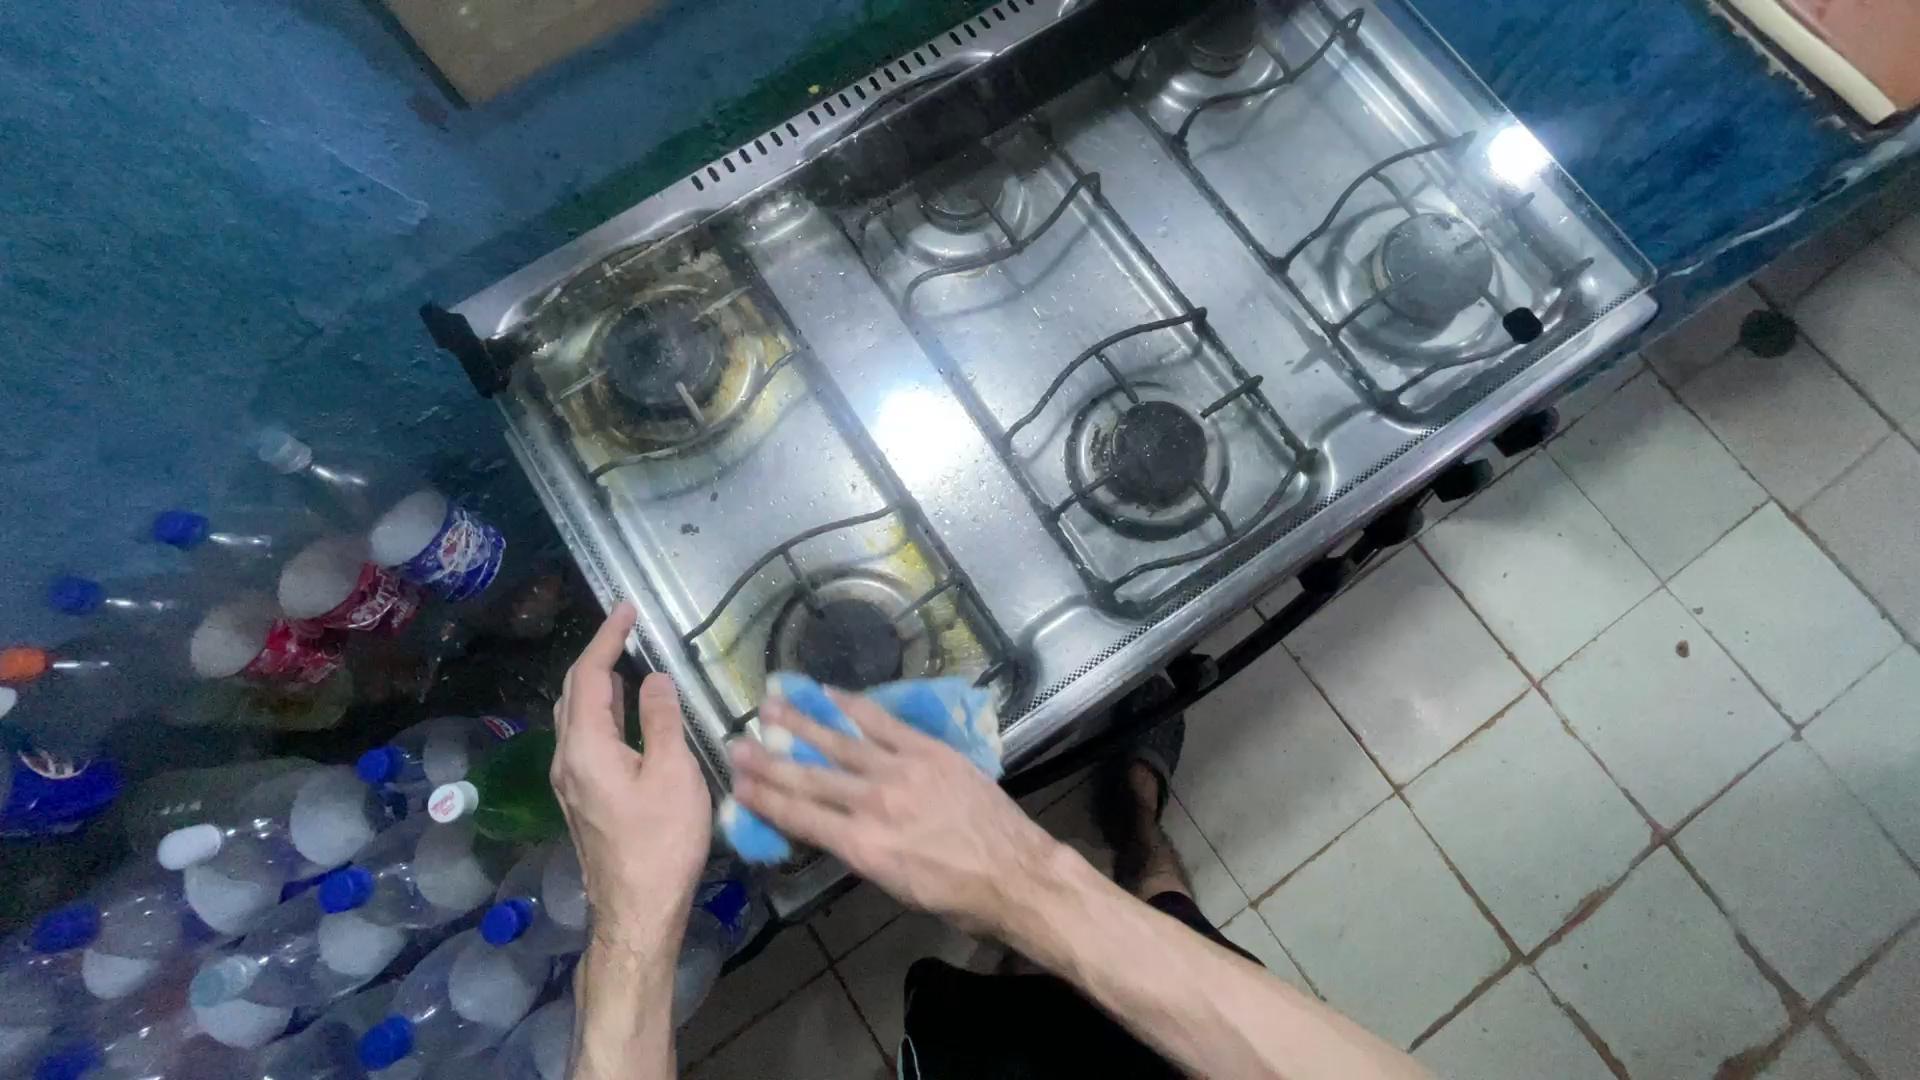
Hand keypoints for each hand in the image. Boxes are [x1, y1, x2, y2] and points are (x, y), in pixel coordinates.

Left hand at [550, 603, 712, 950]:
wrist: (637, 909)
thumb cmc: (661, 841)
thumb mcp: (673, 773)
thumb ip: (662, 721)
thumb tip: (656, 679)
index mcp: (586, 747)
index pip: (590, 676)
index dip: (608, 638)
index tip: (628, 609)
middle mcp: (567, 759)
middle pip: (574, 693)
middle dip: (599, 655)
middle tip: (629, 628)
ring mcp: (571, 781)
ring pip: (576, 716)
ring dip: (598, 681)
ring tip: (628, 659)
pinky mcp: (583, 796)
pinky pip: (585, 735)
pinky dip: (603, 708)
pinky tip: (627, 710)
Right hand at [729, 689, 1065, 934]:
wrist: (1012, 871)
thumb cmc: (954, 894)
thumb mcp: (893, 887)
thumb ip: (857, 850)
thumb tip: (829, 824)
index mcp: (861, 846)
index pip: (799, 815)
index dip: (764, 797)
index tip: (737, 781)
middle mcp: (872, 802)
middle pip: (809, 776)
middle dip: (769, 760)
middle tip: (737, 742)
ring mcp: (900, 769)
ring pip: (840, 742)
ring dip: (802, 723)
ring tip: (771, 705)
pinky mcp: (927, 749)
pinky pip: (882, 722)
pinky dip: (852, 706)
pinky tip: (830, 694)